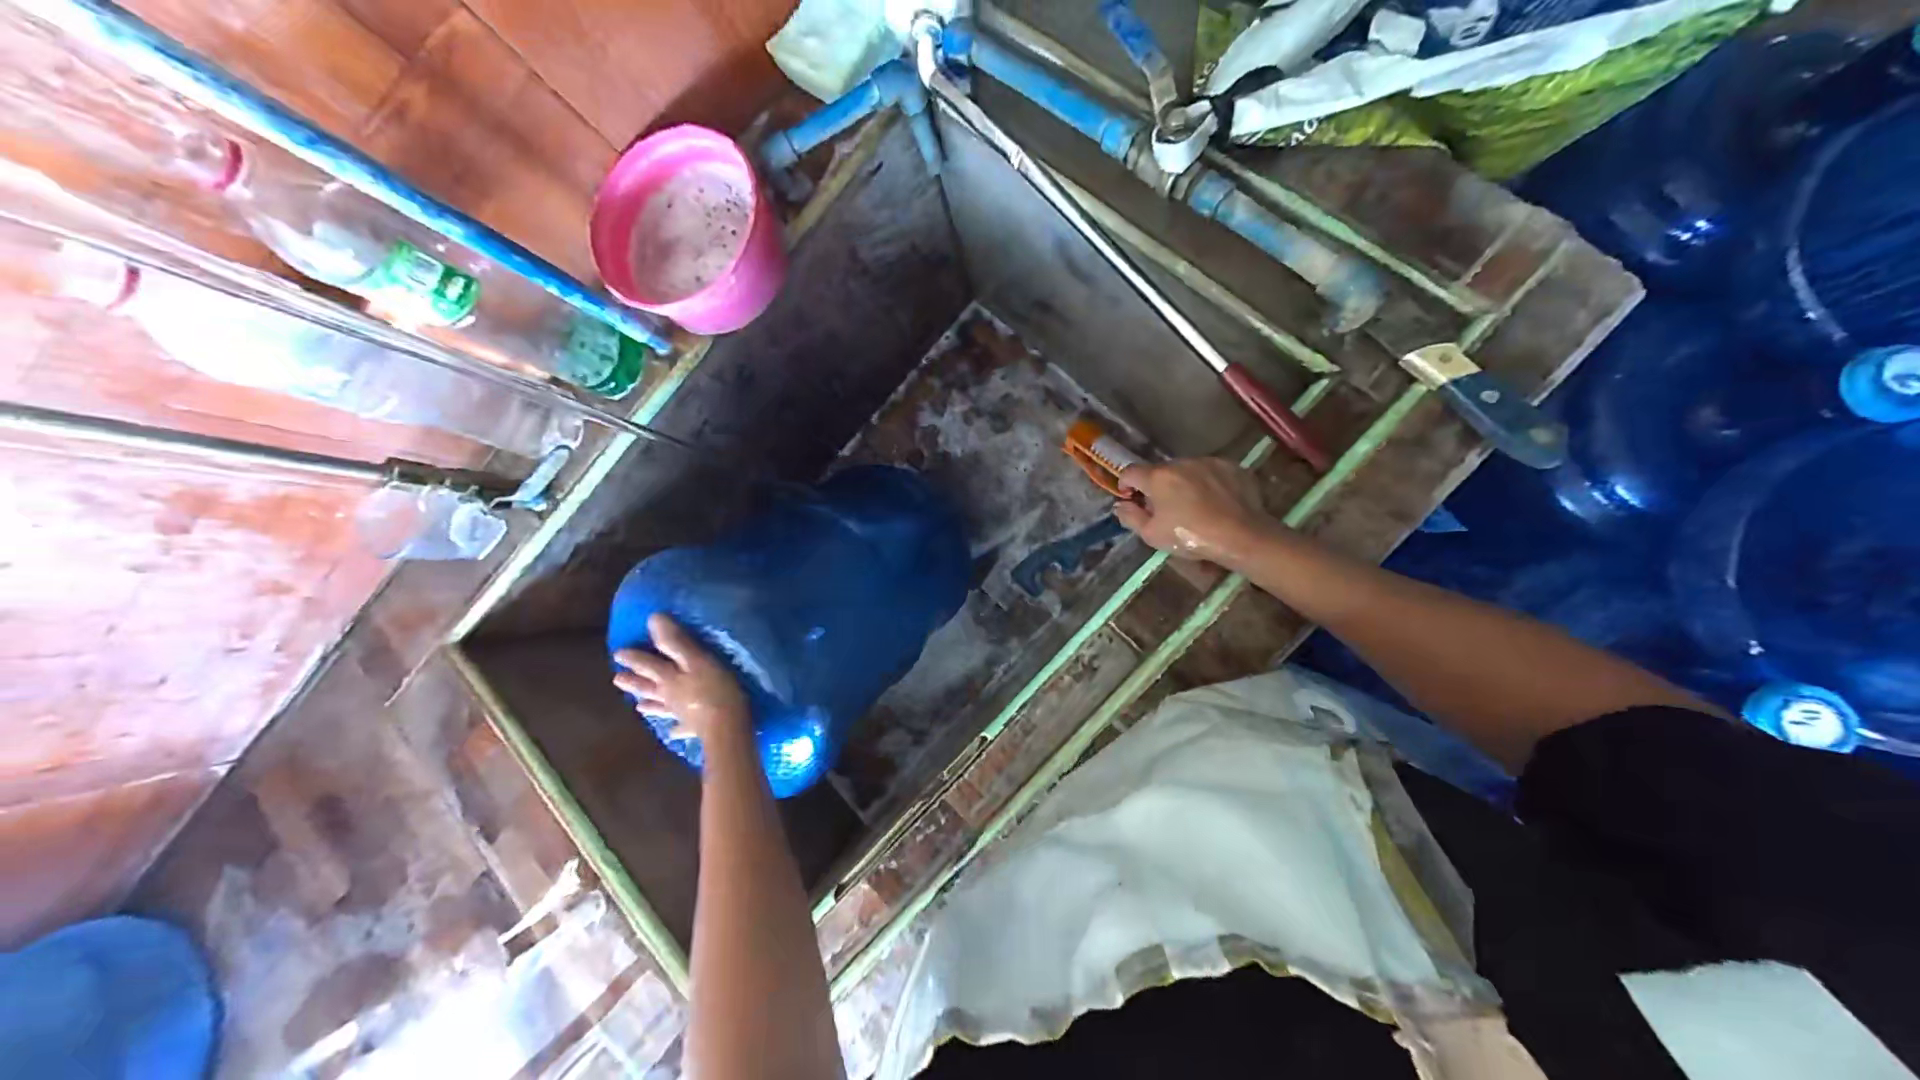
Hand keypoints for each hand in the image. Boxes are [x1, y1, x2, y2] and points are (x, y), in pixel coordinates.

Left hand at [613, 614, 750, 742]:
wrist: (726, 727)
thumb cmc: (715, 689)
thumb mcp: (697, 660)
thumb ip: (676, 641)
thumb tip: (653, 619)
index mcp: (669, 678)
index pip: (648, 665)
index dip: (635, 658)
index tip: (618, 654)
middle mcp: (669, 696)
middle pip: (648, 687)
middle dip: (634, 681)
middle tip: (617, 679)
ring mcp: (680, 714)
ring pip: (660, 707)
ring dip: (649, 704)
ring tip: (638, 705)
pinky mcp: (694, 728)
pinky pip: (681, 728)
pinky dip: (676, 729)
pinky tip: (674, 732)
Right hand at [1113, 458, 1278, 566]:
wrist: (1242, 536)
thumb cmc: (1191, 537)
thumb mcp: (1152, 535)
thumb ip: (1131, 517)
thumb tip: (1120, 505)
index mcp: (1158, 477)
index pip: (1131, 472)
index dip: (1126, 484)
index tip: (1130, 498)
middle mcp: (1181, 463)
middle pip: (1161, 471)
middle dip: (1158, 487)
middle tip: (1165, 508)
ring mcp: (1208, 462)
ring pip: (1187, 470)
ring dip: (1184, 483)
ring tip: (1194, 505)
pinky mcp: (1231, 467)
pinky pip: (1211, 472)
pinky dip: (1208, 483)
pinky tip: (1215, 501)